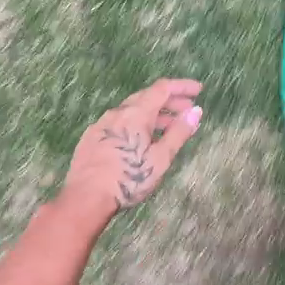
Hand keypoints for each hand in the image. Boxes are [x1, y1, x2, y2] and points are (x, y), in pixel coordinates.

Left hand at [57, 78, 203, 225]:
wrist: (85, 198)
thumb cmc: (128, 178)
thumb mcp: (160, 158)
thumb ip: (179, 132)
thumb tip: (196, 111)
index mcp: (136, 113)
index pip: (163, 88)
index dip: (182, 87)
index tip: (198, 90)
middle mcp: (118, 112)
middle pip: (147, 97)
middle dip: (170, 101)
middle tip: (187, 110)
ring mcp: (102, 124)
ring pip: (132, 111)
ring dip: (153, 115)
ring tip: (167, 129)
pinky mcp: (91, 137)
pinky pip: (118, 122)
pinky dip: (135, 124)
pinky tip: (139, 141)